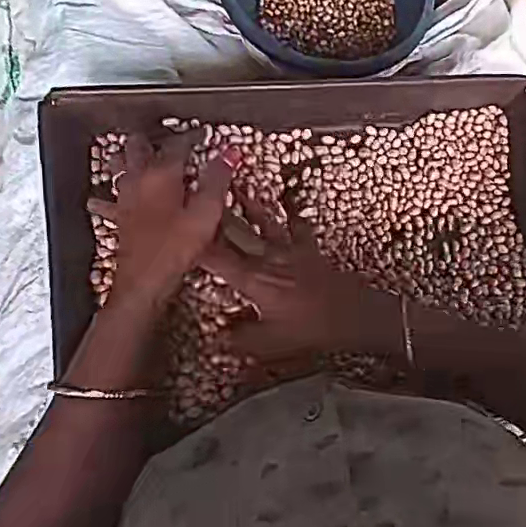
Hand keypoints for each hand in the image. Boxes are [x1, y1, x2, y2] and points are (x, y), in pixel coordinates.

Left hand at [88, 134, 236, 307]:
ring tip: (147, 155)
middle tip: (173, 140)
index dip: (193, 136)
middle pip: (139, 146)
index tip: (204, 133)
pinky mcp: (119, 216)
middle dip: (155, 139)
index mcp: (161, 174)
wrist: (142, 282)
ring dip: (133, 156)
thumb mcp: (206, 213)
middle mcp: (138, 180)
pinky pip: (116, 190)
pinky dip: (123, 183)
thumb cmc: (175, 248)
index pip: (178, 143)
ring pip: (121, 164)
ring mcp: (124, 197)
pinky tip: (124, 190)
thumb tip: (231, 151)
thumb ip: (218, 180)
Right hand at [197, 190, 398, 359]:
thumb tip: (216, 336)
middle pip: (235, 231)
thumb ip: (238, 338)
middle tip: (194, 190)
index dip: (190, 241)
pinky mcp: (310, 250)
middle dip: (212, 211)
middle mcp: (269, 259)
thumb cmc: (314, 330)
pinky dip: (291, 212)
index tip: (170, 225)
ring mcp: (291, 251)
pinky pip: (297, 226)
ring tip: (232, 183)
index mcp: (253, 280)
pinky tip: (289, 198)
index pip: (213, 257)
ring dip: (247, 203)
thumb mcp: (270, 343)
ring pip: (263, 221)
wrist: (356, 316)